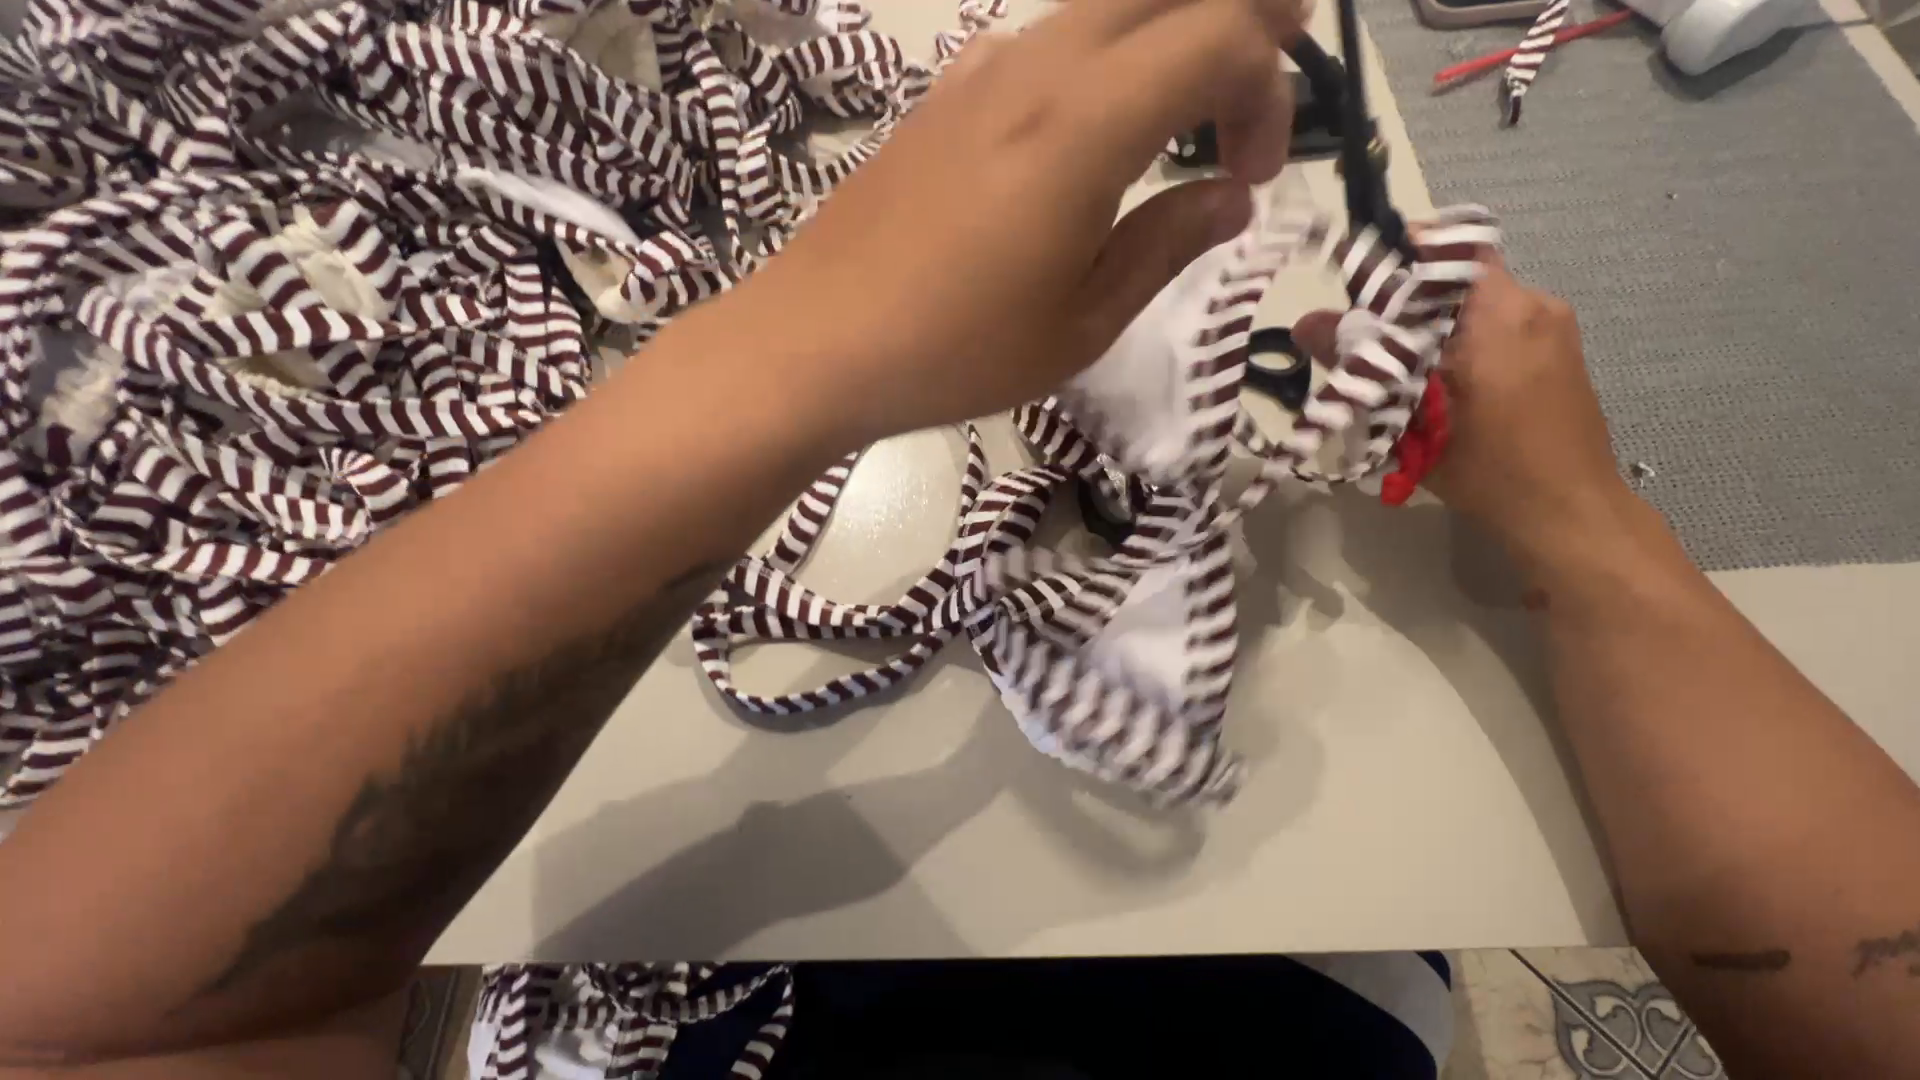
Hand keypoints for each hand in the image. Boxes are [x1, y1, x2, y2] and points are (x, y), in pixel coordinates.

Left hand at [725, 0, 1309, 443]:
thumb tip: (1228, 200)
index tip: (1255, 180)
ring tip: (1189, 101)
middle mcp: (1038, 67)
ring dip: (1165, 32)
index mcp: (1086, 123)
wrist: (817, 342)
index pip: (1222, 37)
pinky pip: (1043, 39)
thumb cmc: (956, 350)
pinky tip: (1092, 123)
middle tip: (1270, 70)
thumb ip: (1166, 247)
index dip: (1268, 95)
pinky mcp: (943, 96)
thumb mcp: (1082, 324)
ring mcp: (981, 72)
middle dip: (1242, 13)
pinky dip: (1099, 53)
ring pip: (1101, 3)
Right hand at [1295, 254, 1632, 560]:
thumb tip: (1305, 322)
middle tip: (1364, 338)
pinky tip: (1438, 384)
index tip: (1356, 286)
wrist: (1567, 511)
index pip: (1445, 249)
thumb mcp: (1411, 421)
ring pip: (1473, 303)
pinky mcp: (1556, 349)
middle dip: (1404, 301)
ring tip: (1397, 366)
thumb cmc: (1489, 468)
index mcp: (1500, 314)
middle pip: (1454, 278)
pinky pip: (1496, 324)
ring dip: (1431, 324)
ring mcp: (1552, 326)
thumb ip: (1361, 364)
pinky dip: (1459, 340)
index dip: (1397, 256)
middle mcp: (1533, 304)